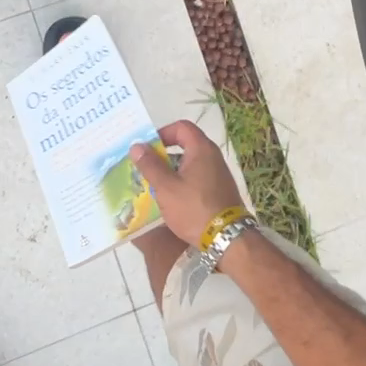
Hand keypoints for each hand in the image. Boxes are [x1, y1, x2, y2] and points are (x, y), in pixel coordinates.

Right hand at [131, 119, 246, 245]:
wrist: (228, 238)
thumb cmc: (194, 209)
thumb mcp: (166, 187)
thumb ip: (150, 165)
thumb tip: (137, 146)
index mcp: (201, 149)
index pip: (181, 127)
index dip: (162, 132)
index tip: (147, 148)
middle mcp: (212, 157)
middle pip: (185, 144)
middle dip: (163, 154)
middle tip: (145, 166)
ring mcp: (218, 174)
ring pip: (189, 163)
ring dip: (171, 170)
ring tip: (153, 184)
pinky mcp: (218, 190)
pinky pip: (196, 177)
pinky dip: (181, 181)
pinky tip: (170, 198)